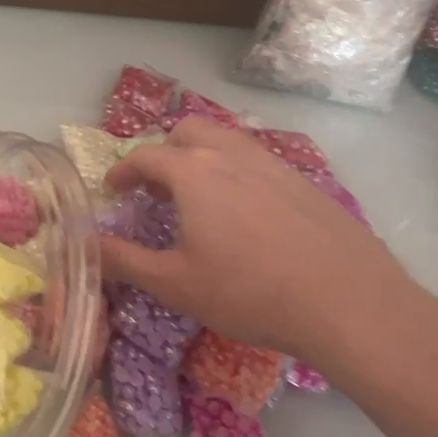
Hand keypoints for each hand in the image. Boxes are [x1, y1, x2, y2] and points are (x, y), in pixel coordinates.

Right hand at [99, 117, 413, 362]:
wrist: (351, 304)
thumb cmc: (250, 292)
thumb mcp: (176, 284)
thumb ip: (125, 261)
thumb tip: (87, 245)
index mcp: (191, 171)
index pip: (144, 157)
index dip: (122, 172)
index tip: (114, 190)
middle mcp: (229, 154)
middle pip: (188, 132)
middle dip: (165, 152)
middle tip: (158, 188)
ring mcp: (273, 165)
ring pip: (228, 141)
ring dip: (204, 158)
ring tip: (202, 197)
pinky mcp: (307, 183)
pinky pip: (260, 163)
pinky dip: (240, 175)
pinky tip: (250, 216)